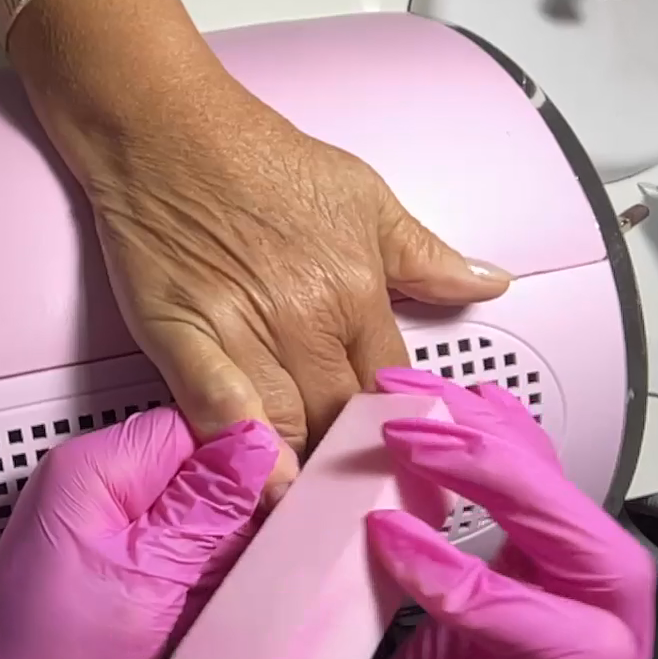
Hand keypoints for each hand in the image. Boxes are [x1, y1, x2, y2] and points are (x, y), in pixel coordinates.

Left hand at [0, 409, 278, 658]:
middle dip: (228, 509)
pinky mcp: (100, 546)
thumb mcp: (150, 583)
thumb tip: (256, 445)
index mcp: (92, 467)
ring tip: (218, 588)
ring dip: (210, 541)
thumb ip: (206, 512)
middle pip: (186, 462)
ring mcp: (92, 513)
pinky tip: (196, 597)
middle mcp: (88, 477)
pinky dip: (188, 561)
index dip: (238, 464)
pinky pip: (162, 533)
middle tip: (249, 562)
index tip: (273, 510)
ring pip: (181, 502)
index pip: (189, 427)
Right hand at [5, 0, 508, 486]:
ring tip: (317, 527)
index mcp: (357, 290)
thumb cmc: (257, 158)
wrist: (168, 132)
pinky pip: (217, 406)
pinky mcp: (181, 333)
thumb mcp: (362, 193)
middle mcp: (308, 319)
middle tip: (359, 513)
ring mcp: (243, 330)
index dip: (398, 435)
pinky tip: (258, 488)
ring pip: (289, 425)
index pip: (391, 386)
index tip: (402, 473)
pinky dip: (242, 448)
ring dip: (306, 476)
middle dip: (353, 468)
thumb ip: (423, 253)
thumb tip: (489, 283)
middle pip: (344, 419)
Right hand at [90, 369, 655, 658]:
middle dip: (501, 480)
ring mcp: (583, 605)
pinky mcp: (544, 566)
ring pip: (574, 509)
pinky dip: (505, 437)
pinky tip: (465, 403)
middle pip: (594, 557)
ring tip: (416, 402)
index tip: (382, 536)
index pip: (564, 645)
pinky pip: (547, 489)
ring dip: (494, 442)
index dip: (470, 582)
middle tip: (410, 437)